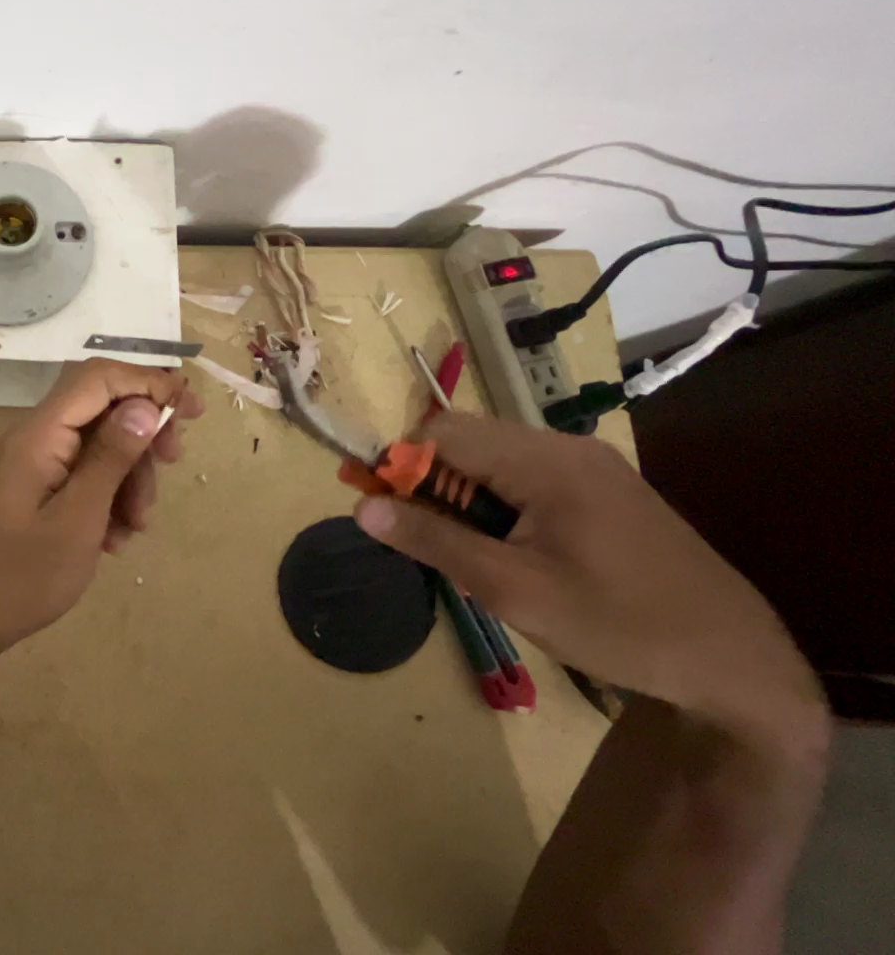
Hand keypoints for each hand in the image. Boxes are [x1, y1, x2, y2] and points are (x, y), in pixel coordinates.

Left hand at [0, 358, 203, 662]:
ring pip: (101, 444)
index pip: (97, 379)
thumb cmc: (27, 574)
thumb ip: (111, 457)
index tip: (192, 411)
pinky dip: (111, 497)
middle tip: (174, 463)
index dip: (148, 383)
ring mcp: (37, 462)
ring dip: (131, 477)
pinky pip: (87, 473)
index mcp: (38, 435)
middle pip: (103, 407)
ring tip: (135, 526)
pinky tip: (115, 537)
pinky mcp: (41, 486)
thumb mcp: (80, 518)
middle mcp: (35, 437)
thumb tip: (146, 405)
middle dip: (144, 435)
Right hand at [354, 414, 824, 746]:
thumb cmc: (618, 625)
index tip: (373, 506)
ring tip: (457, 552)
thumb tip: (361, 507)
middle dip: (424, 481)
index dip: (397, 462)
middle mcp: (567, 450)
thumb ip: (433, 541)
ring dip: (457, 496)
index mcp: (547, 463)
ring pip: (490, 461)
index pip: (443, 432)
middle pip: (465, 441)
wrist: (734, 663)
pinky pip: (521, 479)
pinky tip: (498, 549)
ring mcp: (588, 469)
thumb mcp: (511, 589)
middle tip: (411, 536)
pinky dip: (490, 505)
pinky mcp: (599, 492)